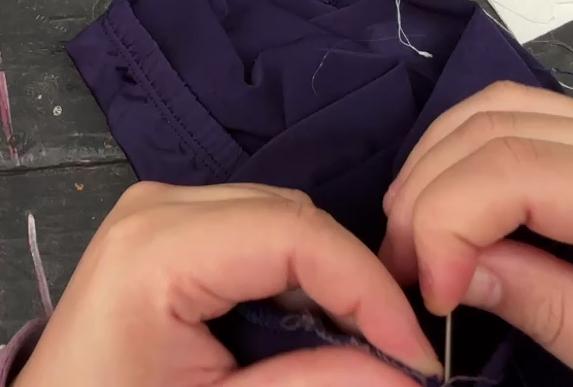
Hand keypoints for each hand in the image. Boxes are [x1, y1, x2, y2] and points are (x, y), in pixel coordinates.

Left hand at [16, 182, 439, 386]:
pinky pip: (250, 226)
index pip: (291, 231)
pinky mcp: (164, 222)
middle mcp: (157, 203)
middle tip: (394, 355)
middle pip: (287, 214)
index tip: (416, 354)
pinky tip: (305, 321)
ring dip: (324, 275)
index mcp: (156, 246)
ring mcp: (158, 205)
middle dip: (351, 280)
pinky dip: (290, 270)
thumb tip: (409, 373)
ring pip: (277, 215)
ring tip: (356, 342)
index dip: (365, 285)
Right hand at [379, 82, 572, 386]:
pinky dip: (473, 152)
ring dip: (441, 161)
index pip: (519, 168)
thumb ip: (559, 316)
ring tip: (417, 237)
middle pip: (499, 122)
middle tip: (402, 270)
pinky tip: (458, 205)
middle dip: (428, 189)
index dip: (446, 217)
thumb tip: (449, 267)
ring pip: (504, 106)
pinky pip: (529, 120)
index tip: (423, 295)